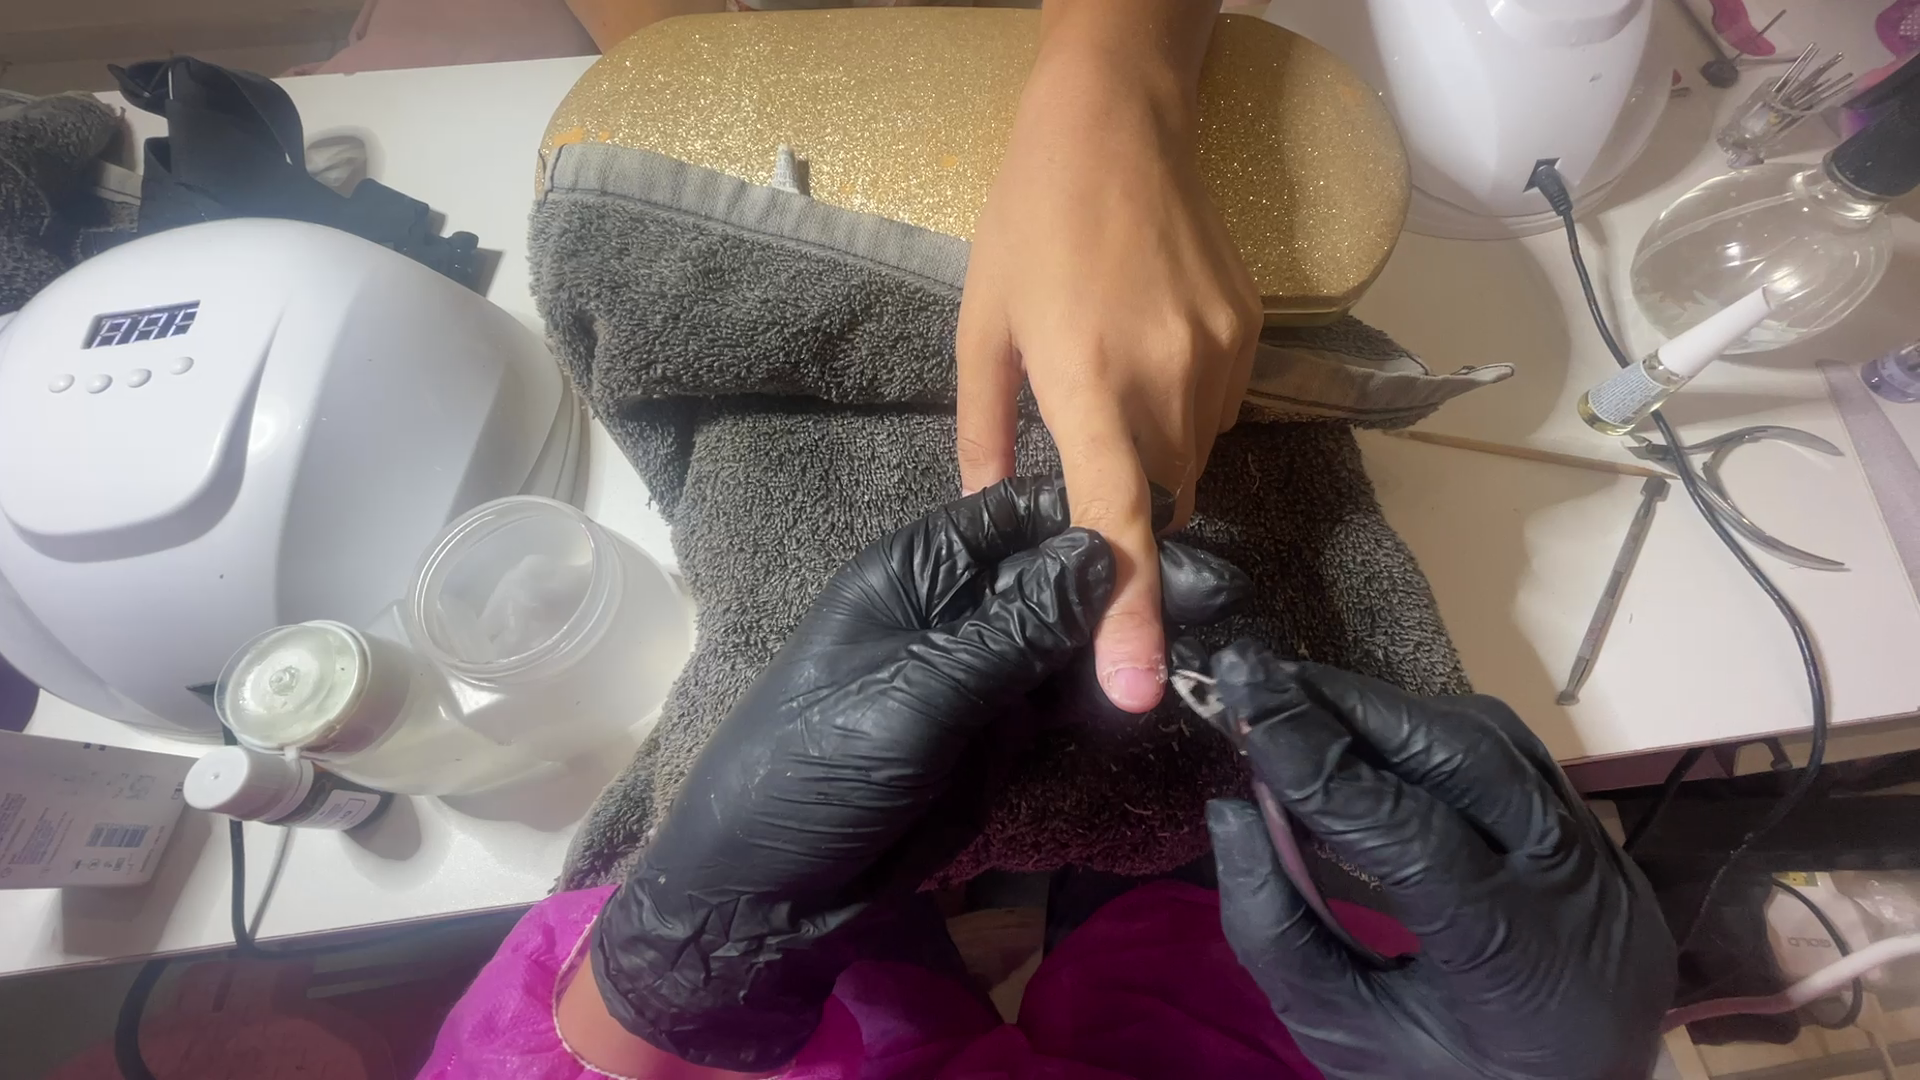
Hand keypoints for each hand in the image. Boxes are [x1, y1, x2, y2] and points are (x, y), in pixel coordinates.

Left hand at [588, 479, 1246, 1071]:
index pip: (1020, 514)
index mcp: (921, 567)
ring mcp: (985, 664)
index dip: (1093, 513)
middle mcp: (960, 602)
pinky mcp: (1001, 722)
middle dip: (1129, 582)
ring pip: (1070, 636)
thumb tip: (1102, 552)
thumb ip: (1012, 630)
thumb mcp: (917, 693)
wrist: (776, 883)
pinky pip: (1064, 693)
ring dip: (1129, 640)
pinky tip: (1152, 694)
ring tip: (1212, 637)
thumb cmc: (819, 764)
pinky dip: (1104, 694)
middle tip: (1221, 590)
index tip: (1172, 519)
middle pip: (1058, 575)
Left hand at [956, 0, 1259, 714]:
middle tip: (1083, 472)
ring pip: (1191, 464)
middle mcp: (1171, 385)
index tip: (1132, 685)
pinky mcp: (1252, 341)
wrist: (1118, 124)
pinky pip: (1214, 419)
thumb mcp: (981, 330)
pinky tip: (1145, 366)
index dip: (1126, 609)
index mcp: (1089, 383)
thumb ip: (984, 430)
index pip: (1117, 517)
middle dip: (1125, 515)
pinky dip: (1177, 421)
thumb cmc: (1030, 223)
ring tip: (1109, 395)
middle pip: (1160, 503)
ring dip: (1149, 461)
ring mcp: (1224, 363)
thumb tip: (992, 507)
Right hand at [1203, 643, 1676, 1079]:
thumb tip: (1231, 804)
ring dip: (1384, 708)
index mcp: (1518, 968)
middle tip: (1259, 678)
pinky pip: (1504, 747)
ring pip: (1490, 737)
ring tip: (1300, 701)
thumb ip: (1269, 923)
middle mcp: (1581, 896)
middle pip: (1464, 759)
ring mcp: (1600, 857)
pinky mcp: (1592, 833)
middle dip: (1349, 706)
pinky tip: (1366, 734)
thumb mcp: (1331, 1027)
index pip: (1410, 835)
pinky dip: (1421, 725)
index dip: (1318, 763)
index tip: (1240, 704)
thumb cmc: (1433, 1079)